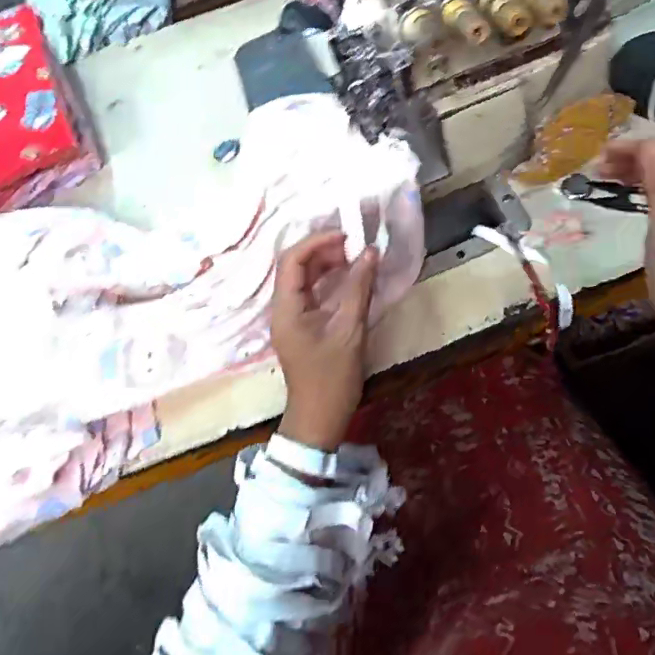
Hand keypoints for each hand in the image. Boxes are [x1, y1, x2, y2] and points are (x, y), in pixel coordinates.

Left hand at [269, 230, 379, 451]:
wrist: (319, 419)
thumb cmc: (332, 378)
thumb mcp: (350, 330)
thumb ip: (359, 288)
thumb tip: (370, 252)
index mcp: (286, 308)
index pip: (292, 260)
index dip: (317, 241)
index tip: (347, 236)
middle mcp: (283, 308)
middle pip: (296, 266)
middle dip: (324, 250)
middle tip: (356, 247)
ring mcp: (292, 318)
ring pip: (304, 278)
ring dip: (328, 264)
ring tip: (357, 258)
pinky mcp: (303, 326)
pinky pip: (312, 293)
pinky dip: (330, 281)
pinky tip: (352, 279)